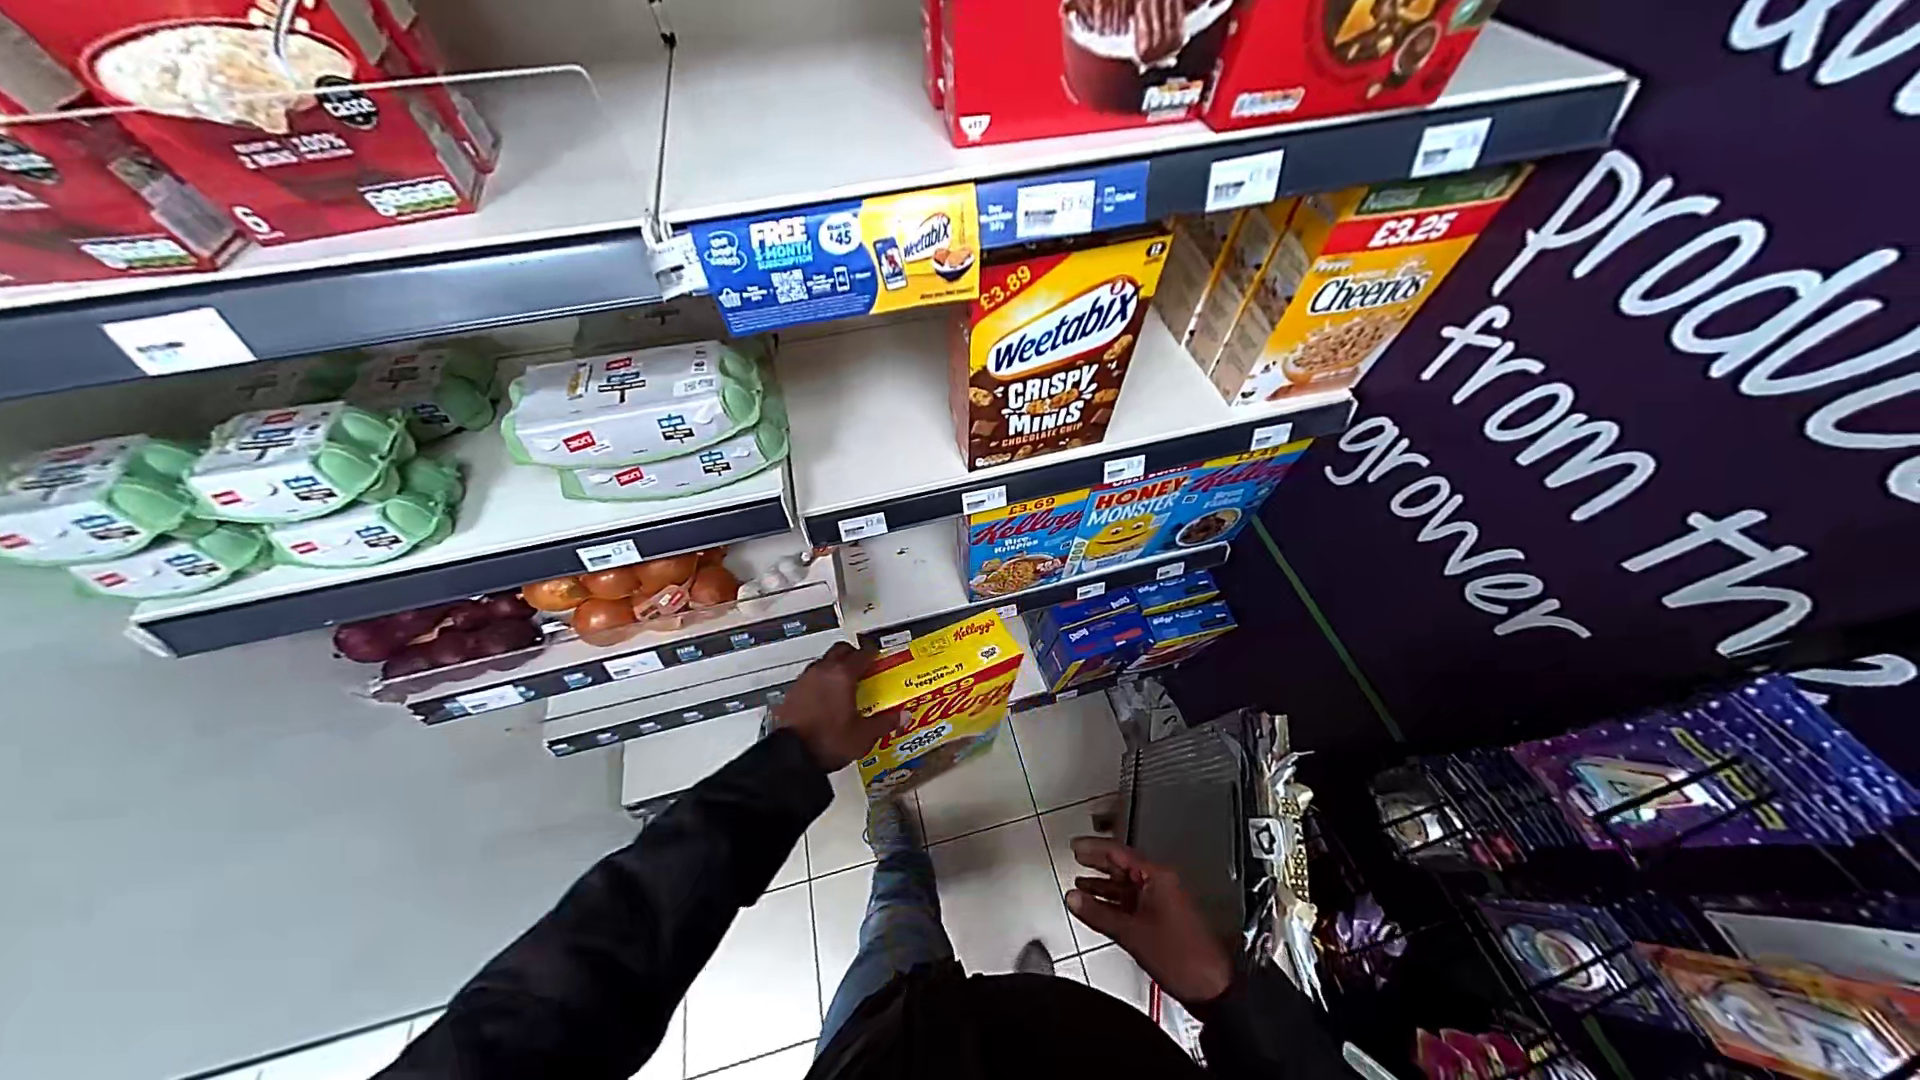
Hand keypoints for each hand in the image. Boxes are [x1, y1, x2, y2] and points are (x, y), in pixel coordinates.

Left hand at [772, 641, 884, 770]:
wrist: (791, 756)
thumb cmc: (826, 741)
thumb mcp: (864, 735)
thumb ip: (884, 722)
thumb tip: (900, 716)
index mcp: (843, 675)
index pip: (862, 654)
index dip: (872, 654)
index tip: (877, 657)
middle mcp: (823, 672)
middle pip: (840, 650)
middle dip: (852, 654)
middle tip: (862, 665)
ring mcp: (805, 680)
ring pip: (823, 662)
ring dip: (834, 667)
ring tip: (844, 682)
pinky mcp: (792, 693)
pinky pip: (809, 678)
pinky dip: (819, 682)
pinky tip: (825, 698)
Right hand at [1065, 837, 1233, 1007]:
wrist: (1212, 989)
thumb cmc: (1185, 958)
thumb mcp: (1132, 933)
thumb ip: (1098, 913)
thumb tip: (1074, 898)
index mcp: (1158, 877)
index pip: (1119, 853)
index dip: (1094, 848)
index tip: (1077, 845)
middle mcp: (1161, 884)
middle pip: (1122, 866)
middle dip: (1097, 863)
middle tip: (1077, 857)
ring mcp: (1161, 901)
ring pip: (1126, 886)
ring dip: (1103, 886)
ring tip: (1081, 884)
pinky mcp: (1161, 918)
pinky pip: (1131, 902)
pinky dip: (1113, 903)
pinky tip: (1099, 907)